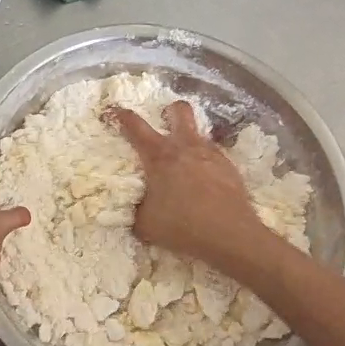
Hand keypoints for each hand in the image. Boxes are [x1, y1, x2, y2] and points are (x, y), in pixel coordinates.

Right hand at [108, 102, 280, 271]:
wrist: (230, 235)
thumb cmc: (182, 225)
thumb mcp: (146, 224)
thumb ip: (136, 211)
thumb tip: (134, 209)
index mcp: (159, 156)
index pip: (135, 126)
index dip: (121, 115)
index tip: (114, 111)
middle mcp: (185, 147)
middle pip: (179, 110)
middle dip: (169, 111)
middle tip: (163, 124)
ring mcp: (211, 155)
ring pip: (199, 132)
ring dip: (189, 139)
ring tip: (185, 160)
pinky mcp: (230, 168)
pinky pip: (214, 155)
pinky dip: (206, 162)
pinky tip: (205, 182)